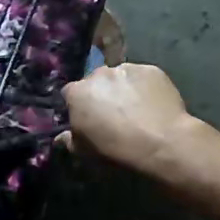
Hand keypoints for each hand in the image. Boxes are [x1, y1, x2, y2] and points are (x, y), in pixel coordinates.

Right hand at [59, 63, 198, 177]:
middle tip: (111, 113)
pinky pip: (142, 77)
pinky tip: (151, 104)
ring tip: (135, 108)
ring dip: (122, 88)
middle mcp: (99, 74)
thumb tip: (59, 138)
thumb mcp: (84, 151)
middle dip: (100, 93)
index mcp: (77, 92)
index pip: (70, 93)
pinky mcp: (151, 70)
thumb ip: (68, 140)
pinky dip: (144, 87)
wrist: (160, 142)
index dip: (78, 105)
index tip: (86, 117)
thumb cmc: (115, 148)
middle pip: (95, 81)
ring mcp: (126, 69)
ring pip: (119, 77)